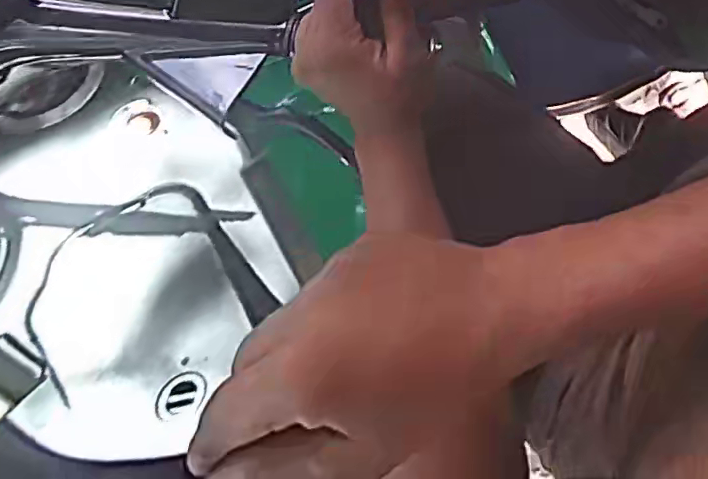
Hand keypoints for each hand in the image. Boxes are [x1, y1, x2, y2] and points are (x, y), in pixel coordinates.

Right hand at [187, 233, 526, 478]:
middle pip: (247, 360)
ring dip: (286, 352)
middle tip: (276, 422)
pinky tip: (356, 333)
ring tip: (328, 374)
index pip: (225, 411)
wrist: (493, 307)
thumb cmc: (444, 386)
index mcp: (302, 369)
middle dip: (250, 396)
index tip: (215, 457)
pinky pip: (317, 290)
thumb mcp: (365, 453)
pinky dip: (319, 316)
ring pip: (281, 321)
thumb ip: (287, 464)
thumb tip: (238, 467)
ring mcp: (331, 273)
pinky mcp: (355, 250)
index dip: (214, 444)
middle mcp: (306, 311)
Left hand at [292, 0, 430, 134]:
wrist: (384, 129)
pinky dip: (330, 22)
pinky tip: (353, 30)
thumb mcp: (407, 51)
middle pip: (321, 0)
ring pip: (315, 11)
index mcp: (332, 46)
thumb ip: (397, 11)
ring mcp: (300, 59)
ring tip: (368, 12)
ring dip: (339, 6)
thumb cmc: (399, 96)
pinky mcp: (301, 64)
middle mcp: (307, 51)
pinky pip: (311, 28)